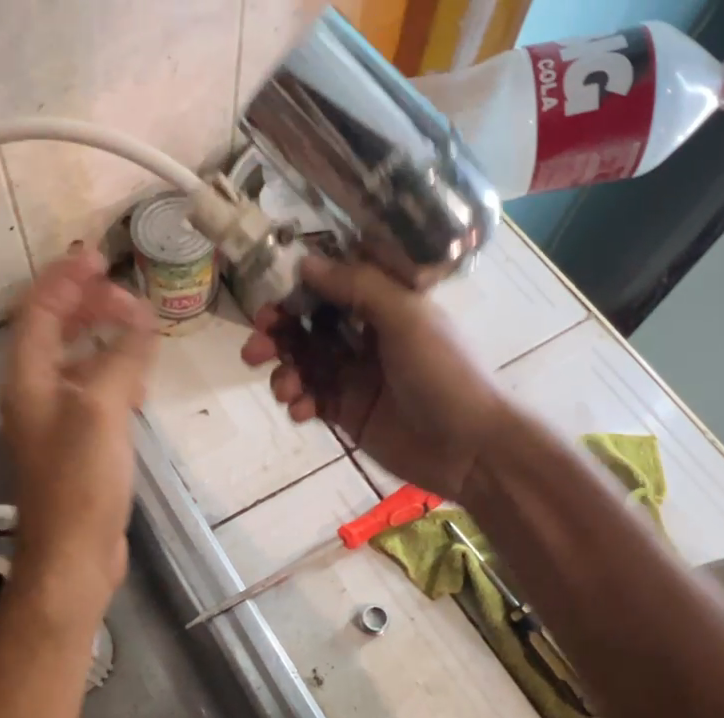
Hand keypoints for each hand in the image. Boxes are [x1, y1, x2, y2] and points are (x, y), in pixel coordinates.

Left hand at [2, 251, 158, 618]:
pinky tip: (138, 382)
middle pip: (53, 332)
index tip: (100, 257)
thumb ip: (120, 358)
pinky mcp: (76, 446)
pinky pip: (91, 394)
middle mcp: (33, 394)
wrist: (73, 556)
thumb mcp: (102, 410)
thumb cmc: (80, 482)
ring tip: (138, 328)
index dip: (64, 278)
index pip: (36, 309)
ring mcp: (54, 422)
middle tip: (127, 294)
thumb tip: (142, 321)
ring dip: (102, 338)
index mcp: (26, 379)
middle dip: (86, 305)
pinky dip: (112, 375)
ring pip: (75, 362)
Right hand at [242, 255, 504, 497]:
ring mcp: (354, 377)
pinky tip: (302, 411)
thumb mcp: (406, 317)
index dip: (296, 292)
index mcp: (385, 306)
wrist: (468, 447)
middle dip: (277, 335)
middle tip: (255, 347)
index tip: (268, 300)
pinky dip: (299, 403)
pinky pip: (310, 401)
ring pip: (303, 365)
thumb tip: (306, 263)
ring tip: (285, 389)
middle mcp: (365, 337)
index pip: (330, 288)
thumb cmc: (444, 373)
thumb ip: (357, 288)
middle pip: (307, 327)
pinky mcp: (347, 414)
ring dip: (284, 372)